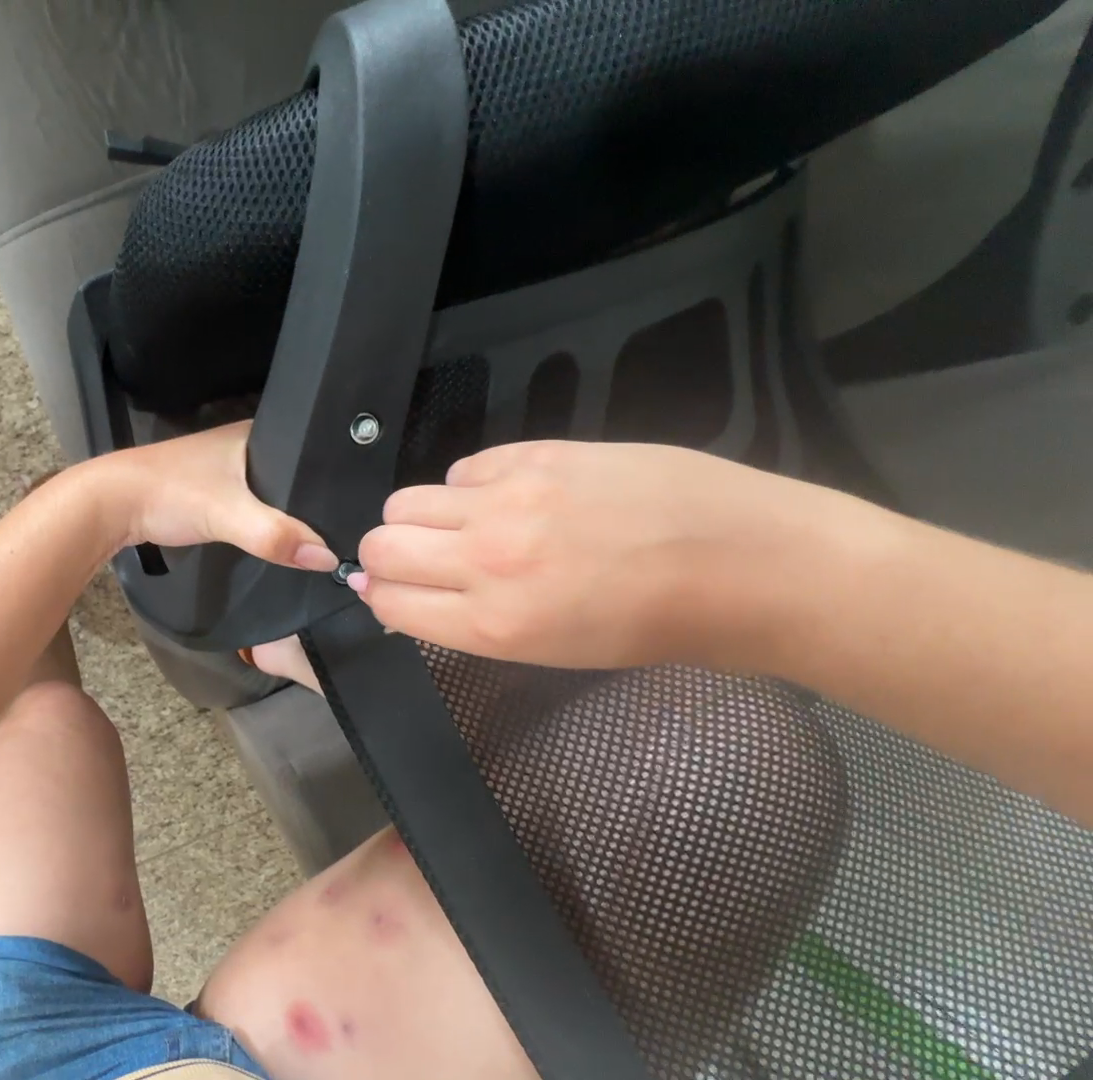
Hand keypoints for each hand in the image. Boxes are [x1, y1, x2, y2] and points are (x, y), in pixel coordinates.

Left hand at [77, 421, 339, 572]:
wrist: (110, 503)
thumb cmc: (171, 493)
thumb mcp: (228, 515)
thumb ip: (275, 536)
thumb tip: (328, 559)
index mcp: (256, 433)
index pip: (310, 447)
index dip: (335, 473)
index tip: (365, 503)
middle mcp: (243, 444)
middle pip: (292, 473)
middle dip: (314, 498)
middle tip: (350, 526)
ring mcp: (224, 469)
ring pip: (269, 490)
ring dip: (287, 511)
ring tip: (325, 534)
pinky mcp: (209, 492)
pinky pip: (250, 504)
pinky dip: (264, 519)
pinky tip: (280, 537)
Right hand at [354, 441, 863, 669]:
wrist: (752, 565)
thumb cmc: (657, 626)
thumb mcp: (553, 649)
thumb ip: (470, 620)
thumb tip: (403, 592)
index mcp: (496, 625)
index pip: (389, 600)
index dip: (381, 594)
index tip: (392, 590)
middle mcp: (488, 561)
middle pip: (379, 546)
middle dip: (383, 556)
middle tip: (420, 559)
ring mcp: (510, 500)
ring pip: (406, 501)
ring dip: (419, 517)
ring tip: (463, 524)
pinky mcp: (538, 455)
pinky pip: (464, 468)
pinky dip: (470, 486)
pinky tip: (509, 497)